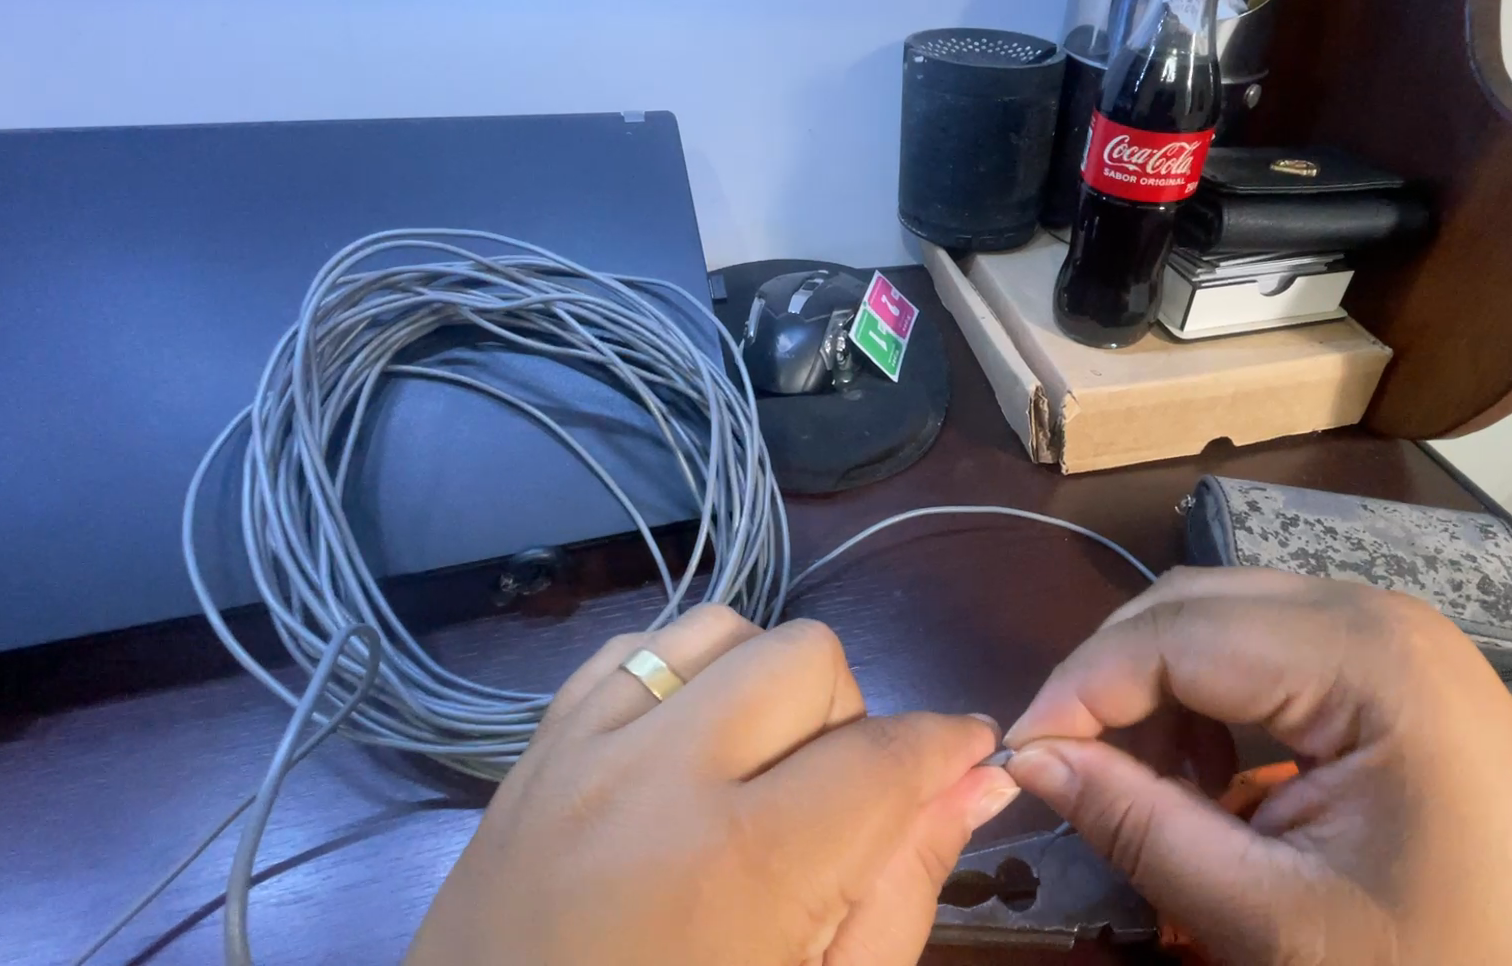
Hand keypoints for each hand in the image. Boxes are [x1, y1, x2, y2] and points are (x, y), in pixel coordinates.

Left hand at [408, 604, 1017, 965]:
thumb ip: (905, 884)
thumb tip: (976, 778)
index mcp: (738, 865)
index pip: (882, 755)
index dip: (947, 745)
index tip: (971, 751)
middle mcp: (656, 775)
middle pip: (806, 653)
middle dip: (843, 718)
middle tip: (823, 804)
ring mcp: (581, 749)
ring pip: (722, 627)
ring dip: (762, 685)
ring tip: (749, 770)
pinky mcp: (535, 747)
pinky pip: (638, 647)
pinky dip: (684, 677)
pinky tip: (682, 748)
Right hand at [1002, 567, 1511, 964]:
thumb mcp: (1282, 925)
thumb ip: (1141, 828)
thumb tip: (1032, 762)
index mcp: (1355, 655)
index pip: (1168, 638)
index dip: (1078, 692)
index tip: (1020, 759)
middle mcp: (1357, 603)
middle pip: (1179, 607)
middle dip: (1106, 681)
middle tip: (1066, 767)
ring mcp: (1368, 615)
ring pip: (1203, 614)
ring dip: (1149, 685)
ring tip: (1144, 780)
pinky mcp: (1368, 642)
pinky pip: (1244, 637)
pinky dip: (1197, 690)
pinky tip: (1206, 765)